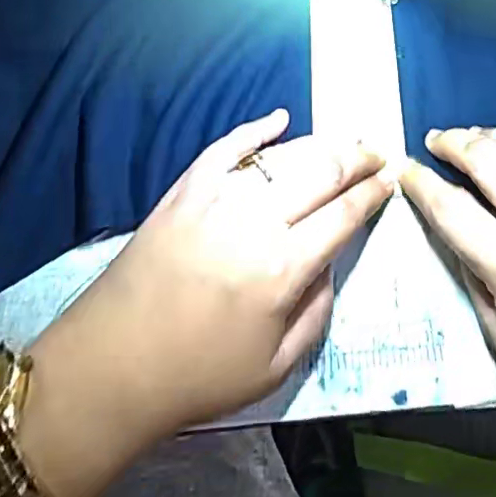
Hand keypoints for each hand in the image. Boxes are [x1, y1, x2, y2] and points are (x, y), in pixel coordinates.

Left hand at [18, 110, 392, 496]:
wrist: (104, 373)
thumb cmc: (196, 377)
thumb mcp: (276, 366)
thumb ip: (318, 309)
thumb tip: (330, 261)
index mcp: (283, 269)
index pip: (345, 214)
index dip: (374, 192)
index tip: (391, 178)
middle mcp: (257, 225)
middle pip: (323, 173)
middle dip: (359, 159)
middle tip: (377, 154)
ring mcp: (217, 202)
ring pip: (283, 158)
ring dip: (322, 146)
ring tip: (343, 144)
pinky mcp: (184, 194)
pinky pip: (225, 150)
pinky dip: (254, 130)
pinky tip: (279, 119)